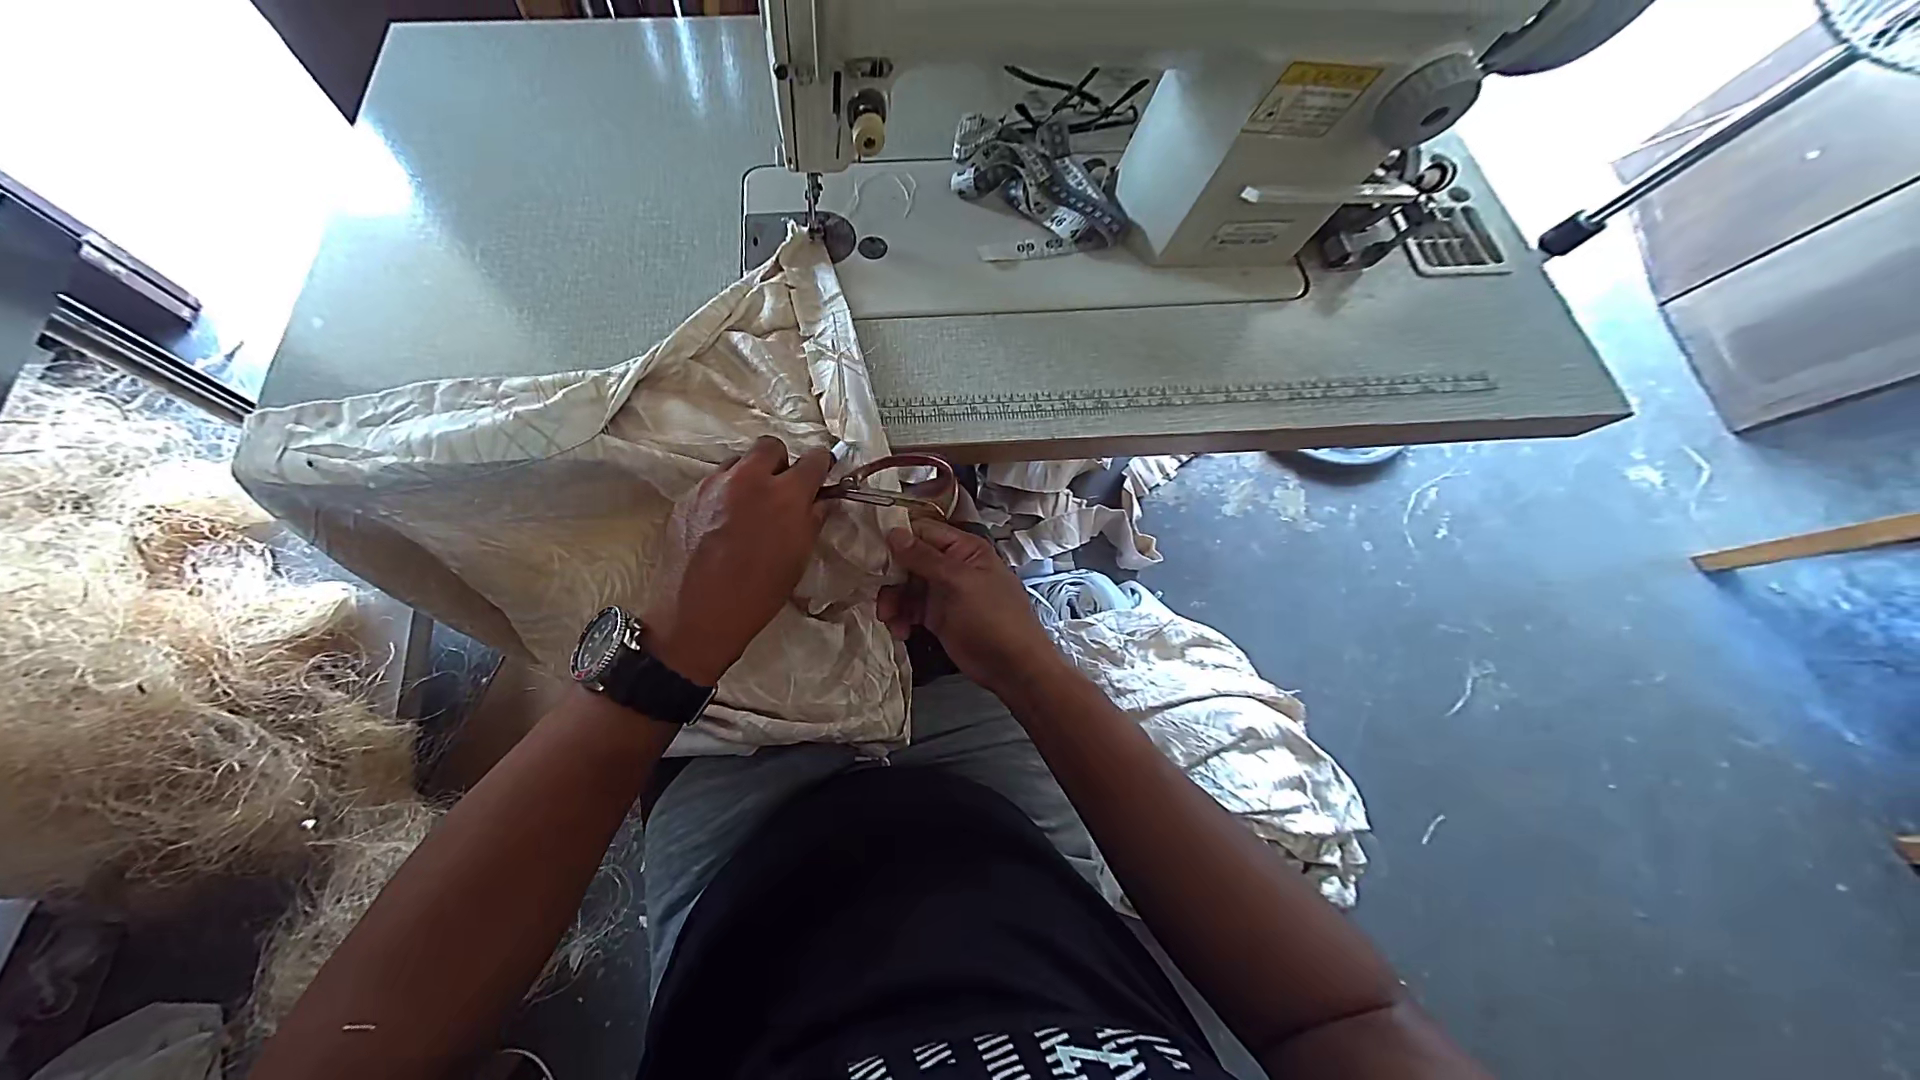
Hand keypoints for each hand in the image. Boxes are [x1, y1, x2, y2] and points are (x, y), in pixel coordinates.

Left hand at [642, 436, 833, 685]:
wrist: (695, 615)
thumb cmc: (758, 593)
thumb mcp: (797, 558)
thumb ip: (812, 520)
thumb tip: (821, 500)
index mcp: (785, 495)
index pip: (814, 459)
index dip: (822, 465)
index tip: (821, 475)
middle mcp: (748, 479)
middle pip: (771, 446)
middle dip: (781, 463)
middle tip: (781, 491)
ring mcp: (713, 485)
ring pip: (738, 462)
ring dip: (749, 477)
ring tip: (748, 509)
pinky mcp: (686, 497)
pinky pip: (713, 482)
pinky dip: (724, 494)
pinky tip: (722, 524)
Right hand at [878, 518, 1070, 697]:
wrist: (1013, 667)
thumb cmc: (993, 618)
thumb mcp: (959, 582)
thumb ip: (924, 557)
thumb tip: (893, 533)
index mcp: (963, 549)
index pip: (923, 531)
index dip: (896, 538)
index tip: (870, 550)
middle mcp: (952, 566)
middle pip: (909, 560)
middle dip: (890, 576)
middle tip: (878, 592)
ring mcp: (944, 592)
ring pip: (905, 587)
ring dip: (893, 601)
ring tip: (889, 619)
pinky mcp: (937, 617)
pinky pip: (910, 610)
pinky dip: (901, 618)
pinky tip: (901, 631)